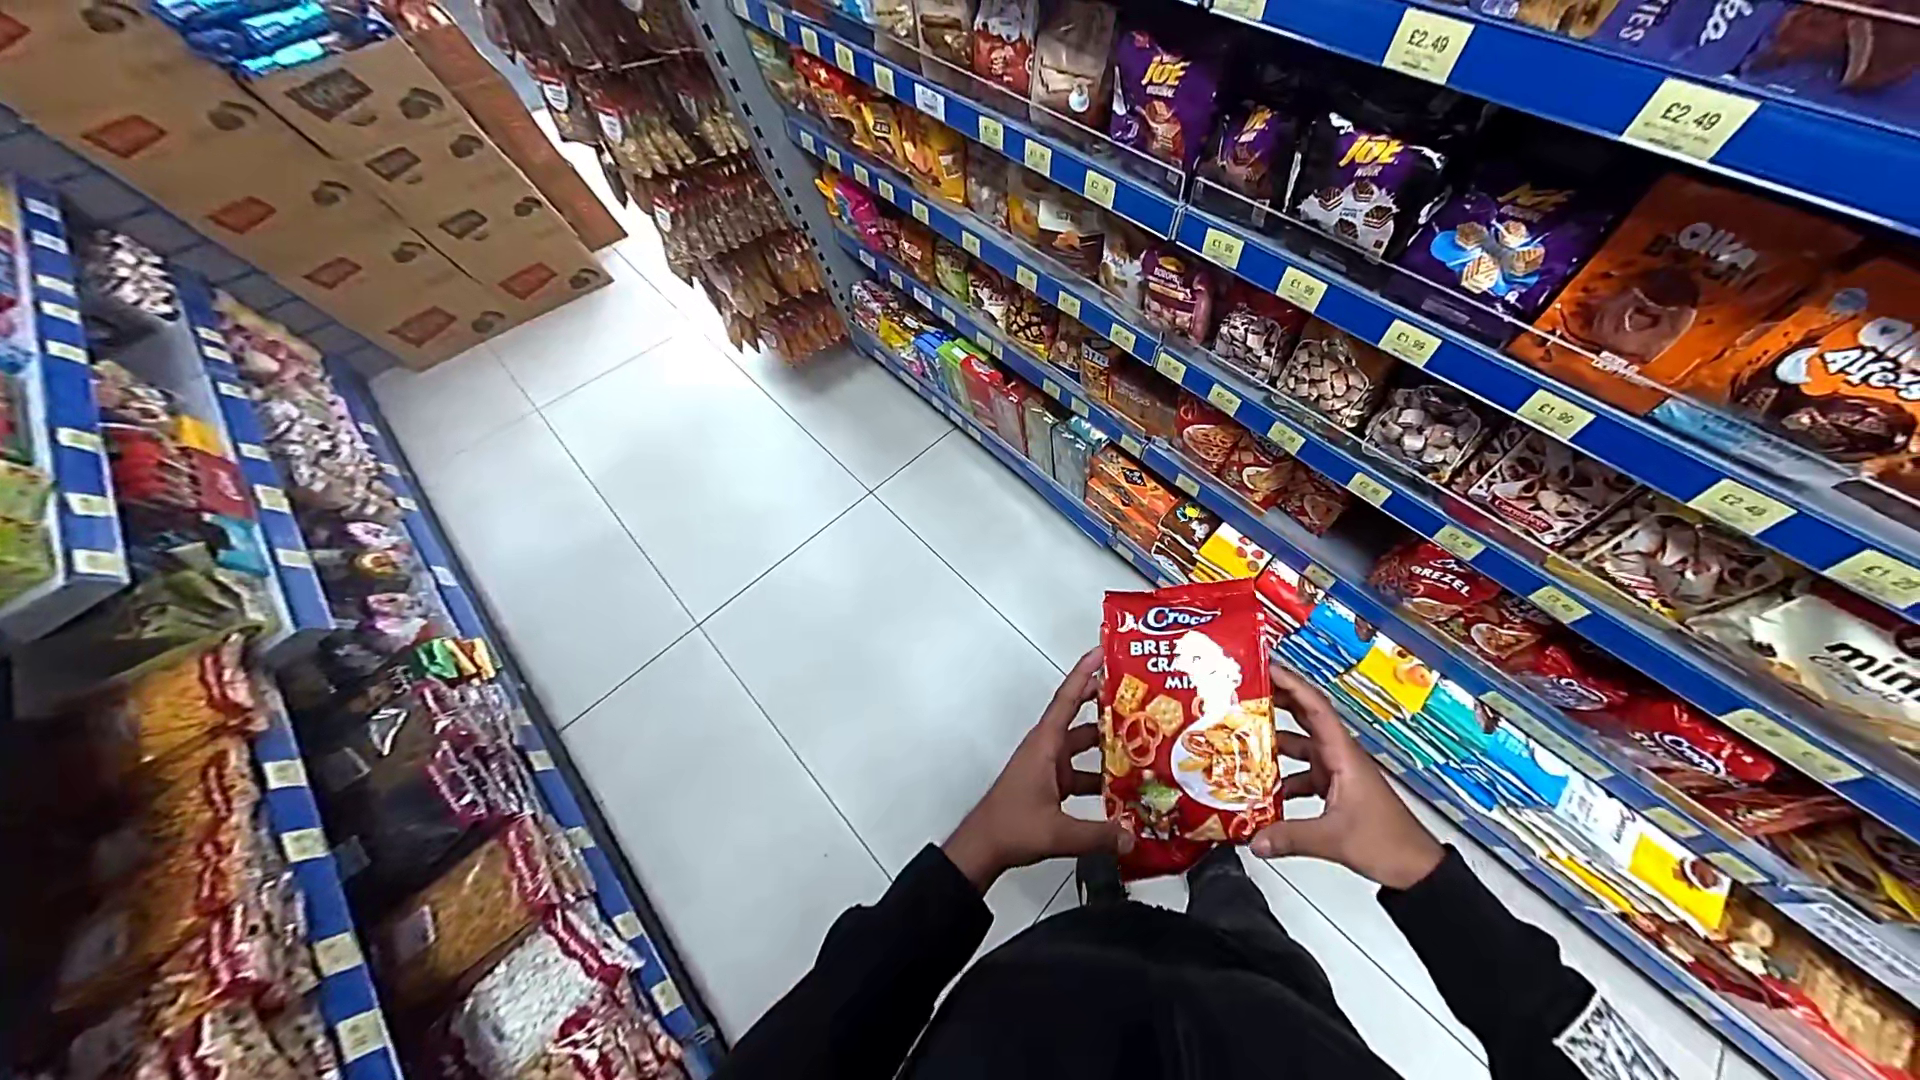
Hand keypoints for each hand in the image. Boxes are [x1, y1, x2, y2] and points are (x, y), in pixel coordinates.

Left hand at [944, 648, 1132, 891]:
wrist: (982, 846)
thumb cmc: (1010, 827)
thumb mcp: (1058, 832)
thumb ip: (1098, 835)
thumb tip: (1131, 837)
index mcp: (1045, 744)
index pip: (1067, 699)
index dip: (1084, 673)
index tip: (1101, 653)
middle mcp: (1047, 748)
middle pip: (1079, 718)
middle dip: (1105, 705)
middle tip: (1136, 697)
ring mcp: (1048, 766)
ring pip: (1082, 747)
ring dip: (1107, 745)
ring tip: (1141, 745)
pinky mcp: (1050, 784)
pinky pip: (1081, 771)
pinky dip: (1100, 776)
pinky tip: (1122, 790)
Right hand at [1250, 664, 1444, 890]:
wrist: (1418, 870)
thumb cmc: (1391, 844)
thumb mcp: (1333, 839)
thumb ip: (1289, 837)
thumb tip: (1255, 839)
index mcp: (1343, 755)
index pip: (1316, 707)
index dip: (1292, 684)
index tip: (1267, 668)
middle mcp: (1340, 755)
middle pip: (1306, 717)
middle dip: (1277, 700)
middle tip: (1246, 691)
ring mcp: (1338, 770)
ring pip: (1301, 744)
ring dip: (1275, 740)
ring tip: (1245, 737)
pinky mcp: (1336, 787)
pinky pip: (1302, 771)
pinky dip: (1282, 775)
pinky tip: (1264, 787)